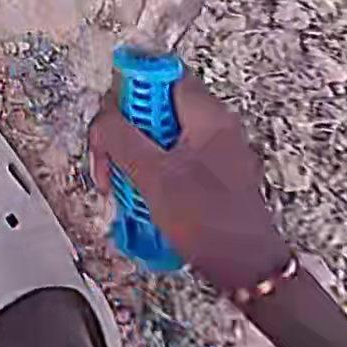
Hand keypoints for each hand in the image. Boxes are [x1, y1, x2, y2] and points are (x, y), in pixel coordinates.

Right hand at [87, 74, 291, 292]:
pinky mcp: (203, 172)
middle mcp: (211, 125)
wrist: (246, 272)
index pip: (161, 73)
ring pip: (151, 132)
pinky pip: (162, 154)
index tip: (112, 114)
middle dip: (121, 130)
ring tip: (119, 181)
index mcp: (207, 116)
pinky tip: (136, 192)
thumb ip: (119, 135)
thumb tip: (101, 114)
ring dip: (127, 154)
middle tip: (109, 157)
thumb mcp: (152, 173)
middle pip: (150, 105)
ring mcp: (209, 149)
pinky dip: (143, 169)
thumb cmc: (208, 221)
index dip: (130, 87)